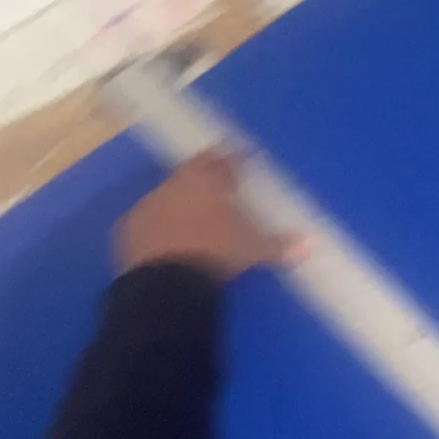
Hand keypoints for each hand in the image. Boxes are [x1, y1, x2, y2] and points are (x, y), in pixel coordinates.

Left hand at [115, 152, 295, 280]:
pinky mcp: (128, 229)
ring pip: (168, 195)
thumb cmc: (216, 252)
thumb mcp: (253, 250)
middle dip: (206, 176)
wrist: (162, 283)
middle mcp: (175, 185)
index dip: (233, 158)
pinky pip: (149, 219)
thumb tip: (310, 244)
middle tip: (219, 182)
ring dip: (182, 201)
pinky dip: (162, 223)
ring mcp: (147, 205)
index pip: (222, 160)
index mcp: (206, 180)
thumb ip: (279, 245)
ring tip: (196, 214)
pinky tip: (171, 236)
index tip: (241, 156)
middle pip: (192, 173)